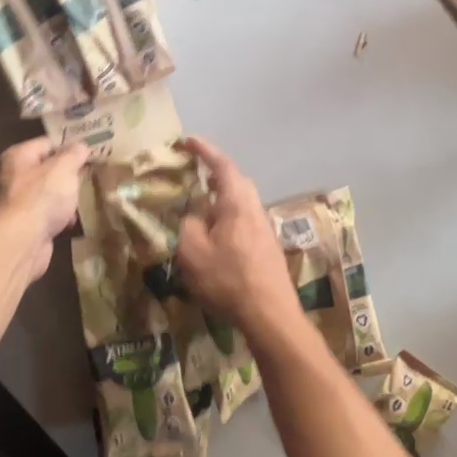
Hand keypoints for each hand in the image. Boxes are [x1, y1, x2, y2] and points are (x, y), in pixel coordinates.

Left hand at [0, 138, 90, 280]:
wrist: (23, 242)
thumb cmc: (42, 197)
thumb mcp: (63, 168)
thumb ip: (74, 154)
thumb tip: (80, 146)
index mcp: (17, 156)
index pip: (47, 143)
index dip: (69, 146)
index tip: (90, 152)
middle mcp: (13, 176)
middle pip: (47, 169)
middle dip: (69, 174)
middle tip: (92, 175)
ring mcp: (18, 202)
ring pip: (49, 193)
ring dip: (67, 198)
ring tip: (86, 199)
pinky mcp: (25, 224)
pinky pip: (47, 214)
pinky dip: (60, 217)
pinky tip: (74, 221)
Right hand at [175, 137, 298, 336]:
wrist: (270, 315)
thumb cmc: (228, 279)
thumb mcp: (192, 251)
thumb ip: (189, 224)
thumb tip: (194, 214)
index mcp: (237, 203)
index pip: (221, 165)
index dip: (204, 150)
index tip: (186, 141)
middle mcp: (254, 209)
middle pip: (236, 180)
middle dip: (214, 172)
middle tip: (192, 171)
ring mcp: (264, 228)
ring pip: (240, 201)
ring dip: (220, 196)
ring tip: (199, 201)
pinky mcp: (266, 247)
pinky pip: (243, 218)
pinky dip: (226, 214)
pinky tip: (215, 231)